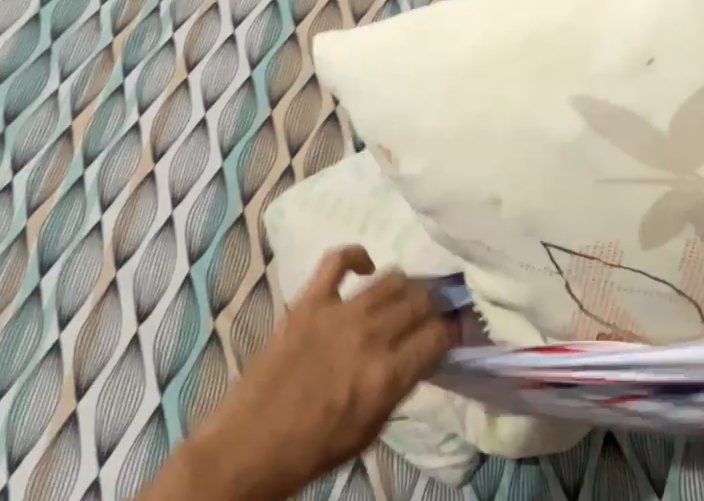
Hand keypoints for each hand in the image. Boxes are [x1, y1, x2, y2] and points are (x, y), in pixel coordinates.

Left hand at [158, 247, 455, 500]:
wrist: (249, 447)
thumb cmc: (314, 448)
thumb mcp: (372, 428)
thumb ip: (402, 385)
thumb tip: (423, 354)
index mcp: (388, 373)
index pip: (439, 334)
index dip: (453, 329)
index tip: (454, 330)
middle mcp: (370, 335)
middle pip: (422, 299)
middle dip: (436, 303)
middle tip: (435, 310)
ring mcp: (338, 313)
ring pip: (392, 278)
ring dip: (406, 285)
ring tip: (406, 294)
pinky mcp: (308, 301)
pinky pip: (338, 259)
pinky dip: (356, 255)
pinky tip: (364, 267)